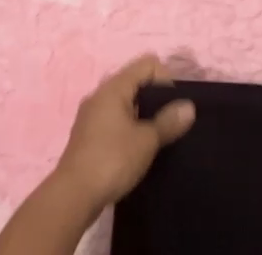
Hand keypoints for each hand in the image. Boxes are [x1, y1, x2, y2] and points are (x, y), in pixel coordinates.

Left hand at [51, 54, 195, 211]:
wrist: (73, 197)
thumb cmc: (112, 160)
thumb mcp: (147, 140)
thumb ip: (169, 121)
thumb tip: (188, 107)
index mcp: (113, 88)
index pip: (147, 64)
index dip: (166, 79)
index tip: (174, 107)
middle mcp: (99, 96)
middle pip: (135, 82)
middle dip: (155, 99)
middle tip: (169, 123)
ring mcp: (90, 116)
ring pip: (124, 104)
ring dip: (142, 116)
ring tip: (156, 138)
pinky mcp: (87, 137)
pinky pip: (114, 121)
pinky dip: (129, 129)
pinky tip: (138, 150)